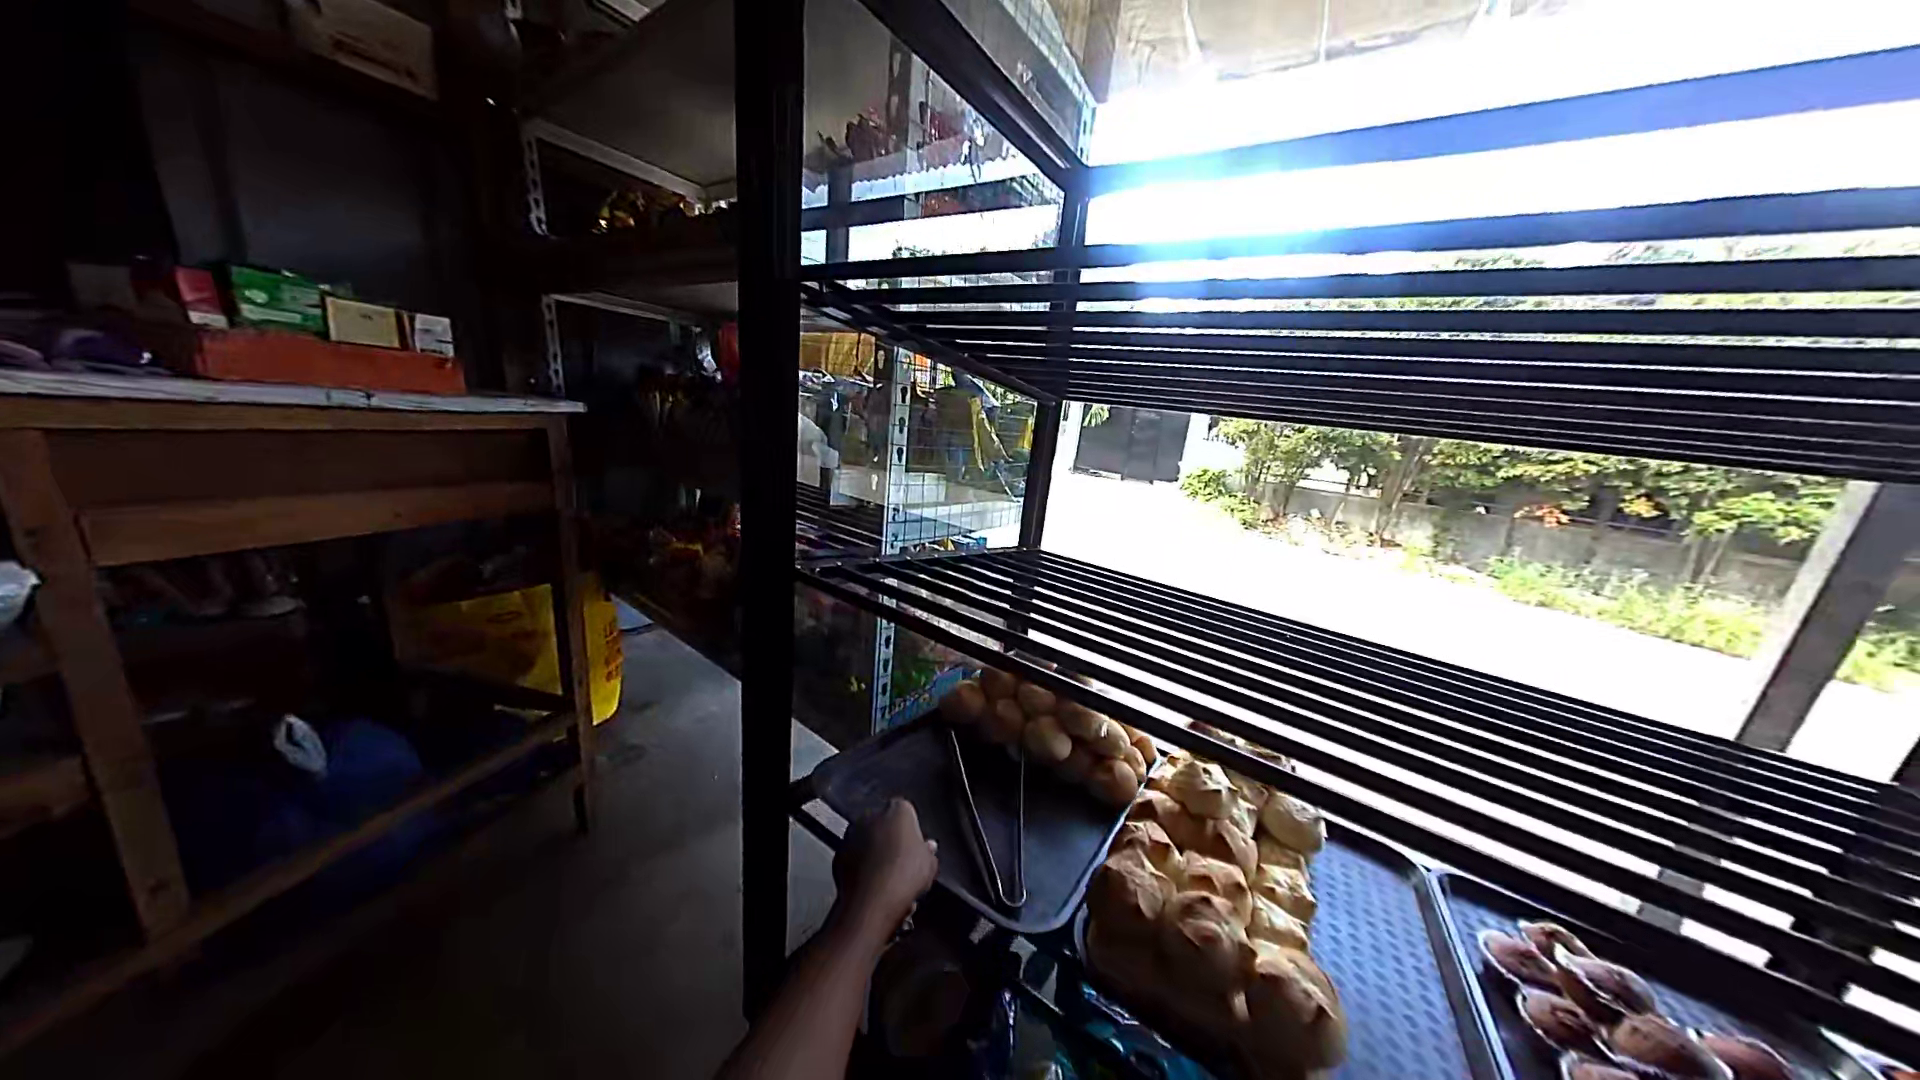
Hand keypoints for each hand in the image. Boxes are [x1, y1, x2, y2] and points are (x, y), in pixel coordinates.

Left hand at [833, 799, 938, 941]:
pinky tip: (874, 887)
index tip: (917, 851)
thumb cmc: (904, 876)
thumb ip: (928, 852)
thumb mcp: (930, 865)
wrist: (872, 902)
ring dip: (876, 856)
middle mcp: (872, 815)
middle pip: (886, 827)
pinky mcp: (839, 854)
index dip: (913, 834)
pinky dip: (861, 869)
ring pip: (869, 843)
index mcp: (898, 809)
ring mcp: (852, 834)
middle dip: (893, 843)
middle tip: (904, 866)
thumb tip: (927, 849)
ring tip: (889, 882)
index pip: (908, 815)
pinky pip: (855, 859)